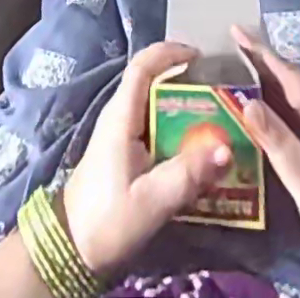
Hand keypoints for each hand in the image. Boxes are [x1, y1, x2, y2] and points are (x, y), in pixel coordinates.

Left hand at [62, 42, 230, 275]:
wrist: (72, 247)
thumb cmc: (107, 218)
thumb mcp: (151, 200)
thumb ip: (188, 173)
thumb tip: (226, 148)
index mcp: (121, 115)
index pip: (142, 66)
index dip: (169, 53)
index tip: (200, 55)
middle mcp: (120, 115)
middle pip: (153, 82)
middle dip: (186, 80)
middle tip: (220, 90)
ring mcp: (122, 133)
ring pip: (156, 105)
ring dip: (185, 105)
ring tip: (218, 116)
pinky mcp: (126, 152)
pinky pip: (156, 126)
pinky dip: (178, 128)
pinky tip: (199, 147)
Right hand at [234, 26, 299, 293]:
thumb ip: (281, 144)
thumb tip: (247, 102)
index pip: (289, 75)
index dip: (260, 51)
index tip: (235, 29)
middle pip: (290, 77)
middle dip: (259, 57)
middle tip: (227, 42)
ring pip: (291, 92)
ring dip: (264, 76)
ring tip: (233, 62)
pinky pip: (294, 109)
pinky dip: (272, 97)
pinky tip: (255, 99)